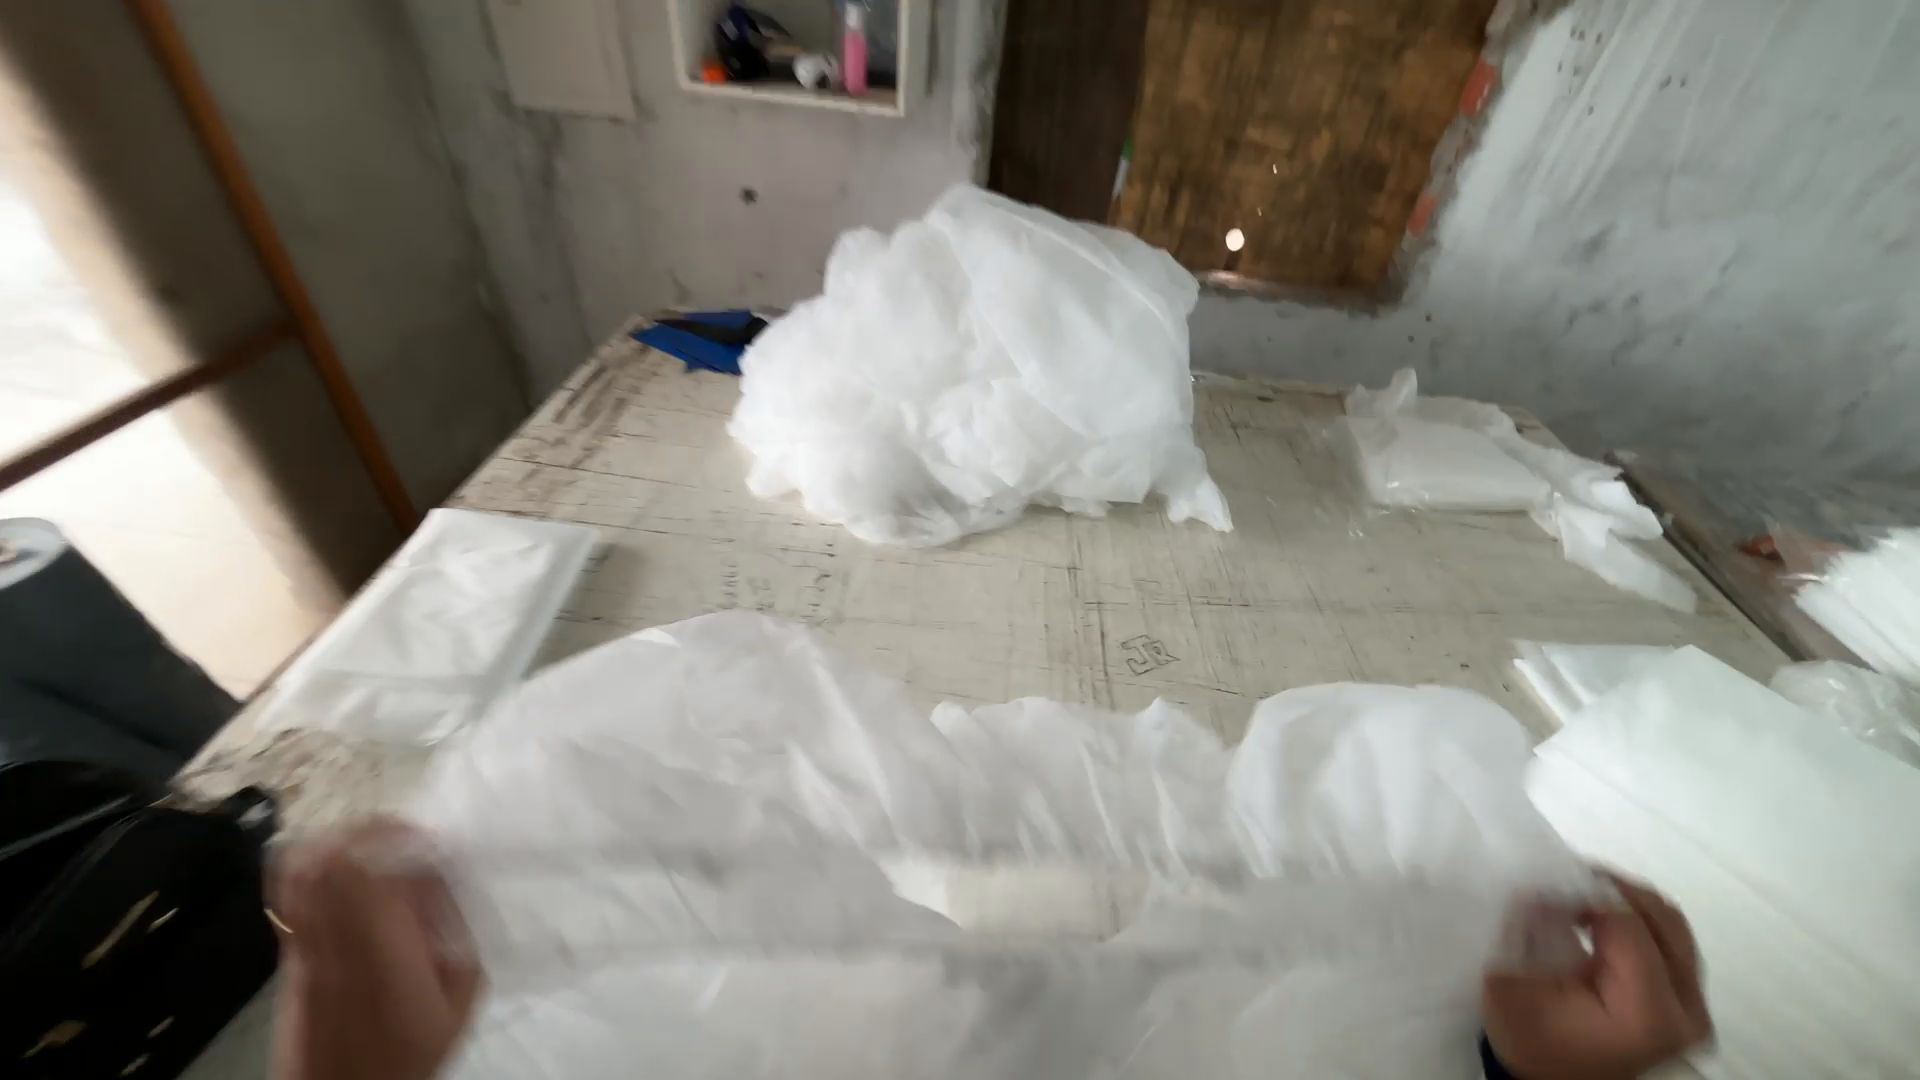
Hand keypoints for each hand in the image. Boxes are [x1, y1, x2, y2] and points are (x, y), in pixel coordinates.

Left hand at [269, 818, 482, 1079]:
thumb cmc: (416, 1045)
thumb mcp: (463, 989)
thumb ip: (457, 929)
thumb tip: (445, 879)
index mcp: (381, 948)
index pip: (365, 867)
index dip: (394, 835)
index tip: (428, 838)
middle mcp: (332, 942)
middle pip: (322, 859)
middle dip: (364, 830)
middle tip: (403, 833)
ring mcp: (302, 951)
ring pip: (297, 872)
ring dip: (339, 846)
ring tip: (377, 846)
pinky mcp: (289, 962)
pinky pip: (294, 897)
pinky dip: (322, 871)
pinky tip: (355, 876)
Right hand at [1483, 875, 1711, 1079]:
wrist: (1550, 1074)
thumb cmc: (1526, 1033)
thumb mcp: (1510, 983)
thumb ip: (1527, 930)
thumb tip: (1538, 884)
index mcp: (1647, 1012)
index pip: (1627, 924)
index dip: (1583, 890)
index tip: (1542, 878)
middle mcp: (1687, 1010)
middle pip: (1661, 918)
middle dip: (1608, 887)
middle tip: (1560, 876)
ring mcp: (1693, 1006)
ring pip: (1669, 922)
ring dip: (1620, 898)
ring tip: (1574, 892)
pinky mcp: (1685, 1000)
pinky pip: (1667, 937)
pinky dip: (1629, 914)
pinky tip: (1591, 914)